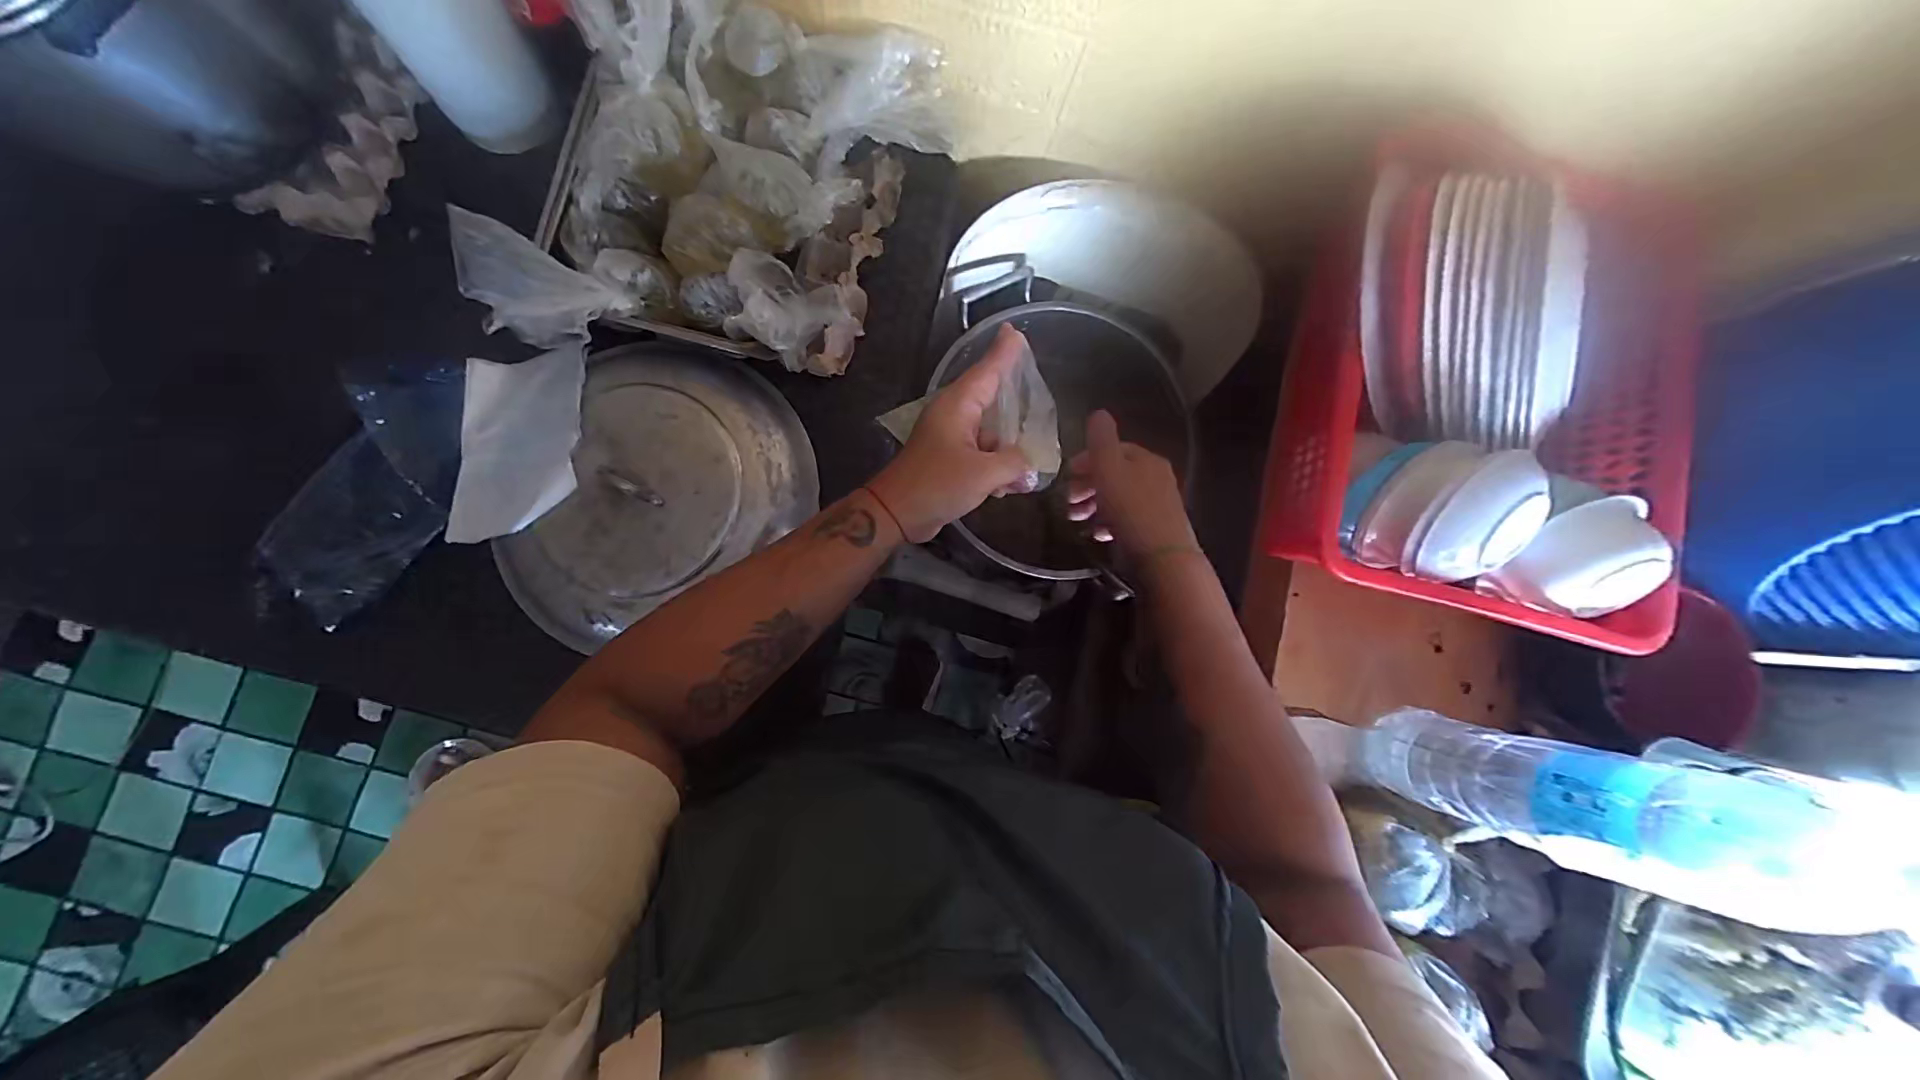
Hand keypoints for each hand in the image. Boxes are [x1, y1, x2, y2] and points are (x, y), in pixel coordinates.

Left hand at [868, 325, 1036, 542]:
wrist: (897, 512)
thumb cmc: (937, 484)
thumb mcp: (985, 474)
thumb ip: (1016, 463)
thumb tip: (1028, 464)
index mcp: (959, 405)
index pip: (988, 370)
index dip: (1005, 352)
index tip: (1015, 331)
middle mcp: (953, 414)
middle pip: (992, 399)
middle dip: (1015, 403)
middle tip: (1039, 395)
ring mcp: (950, 436)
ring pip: (990, 432)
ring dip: (1008, 449)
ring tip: (1027, 468)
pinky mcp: (947, 458)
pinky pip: (980, 452)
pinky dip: (995, 464)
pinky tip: (1008, 485)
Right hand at [1066, 410, 1197, 556]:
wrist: (1162, 558)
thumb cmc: (1131, 509)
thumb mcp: (1109, 469)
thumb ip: (1101, 441)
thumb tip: (1098, 412)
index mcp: (1146, 460)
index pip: (1114, 449)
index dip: (1087, 459)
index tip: (1066, 475)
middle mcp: (1156, 479)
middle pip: (1116, 475)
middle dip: (1087, 485)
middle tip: (1066, 501)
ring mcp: (1157, 506)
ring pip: (1118, 499)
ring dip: (1093, 506)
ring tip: (1075, 520)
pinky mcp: (1154, 531)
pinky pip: (1125, 521)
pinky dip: (1107, 524)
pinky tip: (1096, 535)